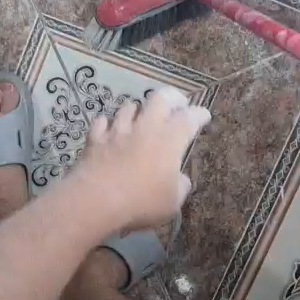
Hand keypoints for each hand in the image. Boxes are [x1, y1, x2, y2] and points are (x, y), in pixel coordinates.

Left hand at [67, 86, 210, 232]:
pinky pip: (102, 122)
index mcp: (170, 140)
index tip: (204, 115)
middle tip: (178, 103)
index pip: (190, 118)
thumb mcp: (172, 202)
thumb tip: (180, 179)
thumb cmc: (142, 202)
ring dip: (138, 109)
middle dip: (172, 97)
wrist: (97, 199)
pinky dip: (108, 124)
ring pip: (129, 107)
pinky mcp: (96, 138)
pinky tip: (109, 128)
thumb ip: (180, 187)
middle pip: (160, 98)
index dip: (199, 114)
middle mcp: (146, 128)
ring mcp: (118, 131)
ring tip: (141, 115)